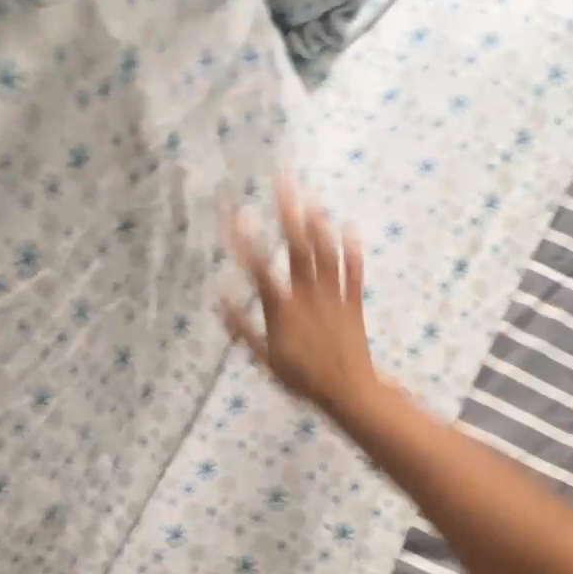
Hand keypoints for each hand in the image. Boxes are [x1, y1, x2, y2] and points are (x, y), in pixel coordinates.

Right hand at [220, 178, 378, 414]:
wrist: (347, 391)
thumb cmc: (301, 378)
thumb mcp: (264, 359)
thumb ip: (241, 327)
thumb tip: (218, 297)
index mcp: (283, 308)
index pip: (259, 267)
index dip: (244, 239)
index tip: (233, 212)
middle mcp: (308, 295)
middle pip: (297, 247)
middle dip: (288, 213)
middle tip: (282, 182)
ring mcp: (333, 297)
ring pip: (326, 254)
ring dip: (319, 225)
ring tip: (311, 199)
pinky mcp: (354, 303)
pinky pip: (353, 273)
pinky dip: (352, 250)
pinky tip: (349, 228)